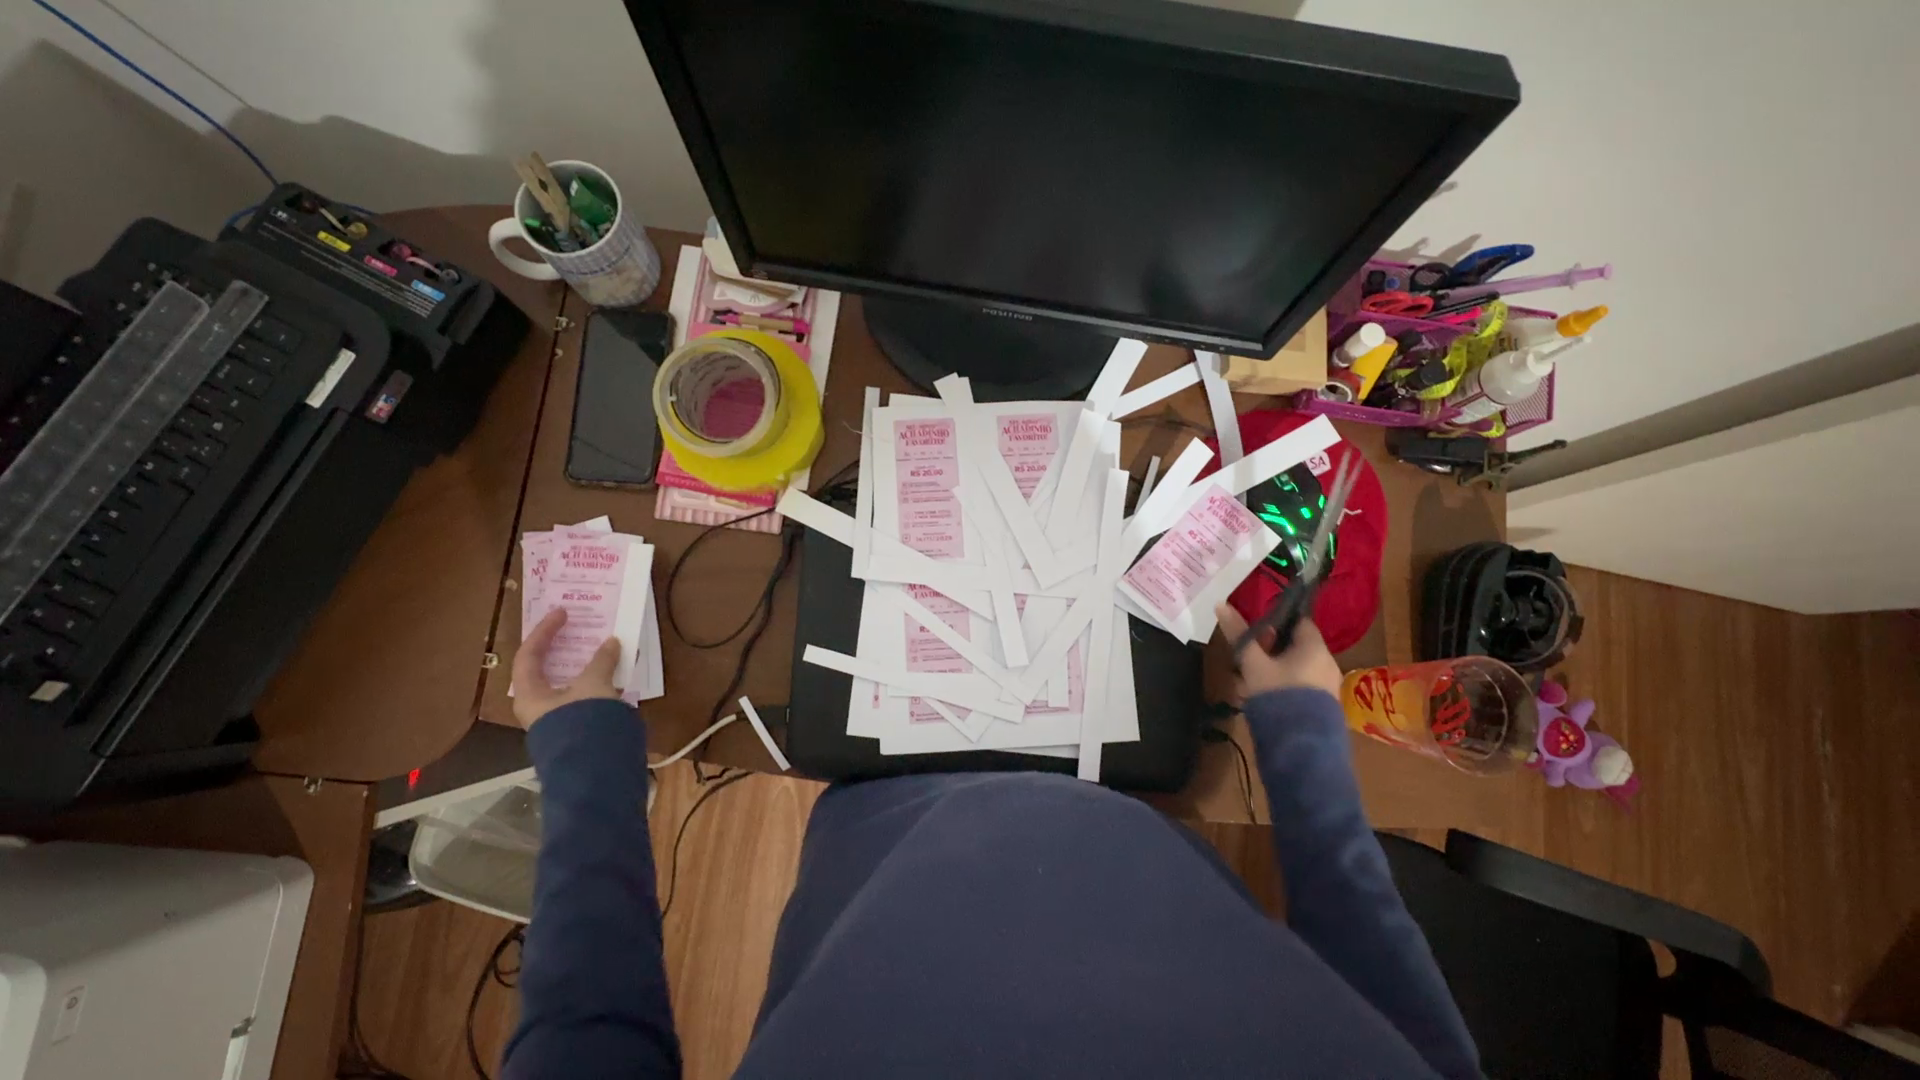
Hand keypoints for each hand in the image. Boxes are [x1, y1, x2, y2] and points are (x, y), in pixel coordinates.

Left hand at [511, 607, 621, 728]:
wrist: (596, 770)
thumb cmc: (583, 722)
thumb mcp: (594, 685)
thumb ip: (601, 661)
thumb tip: (611, 642)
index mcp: (530, 695)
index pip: (529, 655)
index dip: (544, 631)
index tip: (562, 613)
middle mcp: (537, 708)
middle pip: (545, 671)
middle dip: (563, 650)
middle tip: (577, 631)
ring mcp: (556, 721)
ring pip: (565, 685)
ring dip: (582, 667)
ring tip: (600, 651)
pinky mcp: (574, 731)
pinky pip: (580, 698)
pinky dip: (593, 683)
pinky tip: (611, 678)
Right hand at [1214, 603, 1343, 704]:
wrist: (1301, 747)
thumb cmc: (1278, 695)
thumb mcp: (1253, 664)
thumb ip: (1240, 635)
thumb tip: (1221, 604)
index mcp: (1316, 648)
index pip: (1300, 622)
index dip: (1277, 622)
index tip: (1257, 631)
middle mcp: (1328, 663)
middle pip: (1297, 647)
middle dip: (1271, 650)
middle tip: (1247, 659)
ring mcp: (1329, 688)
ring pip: (1297, 669)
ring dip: (1275, 671)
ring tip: (1250, 683)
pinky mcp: (1325, 709)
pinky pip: (1302, 689)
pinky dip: (1285, 688)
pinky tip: (1265, 701)